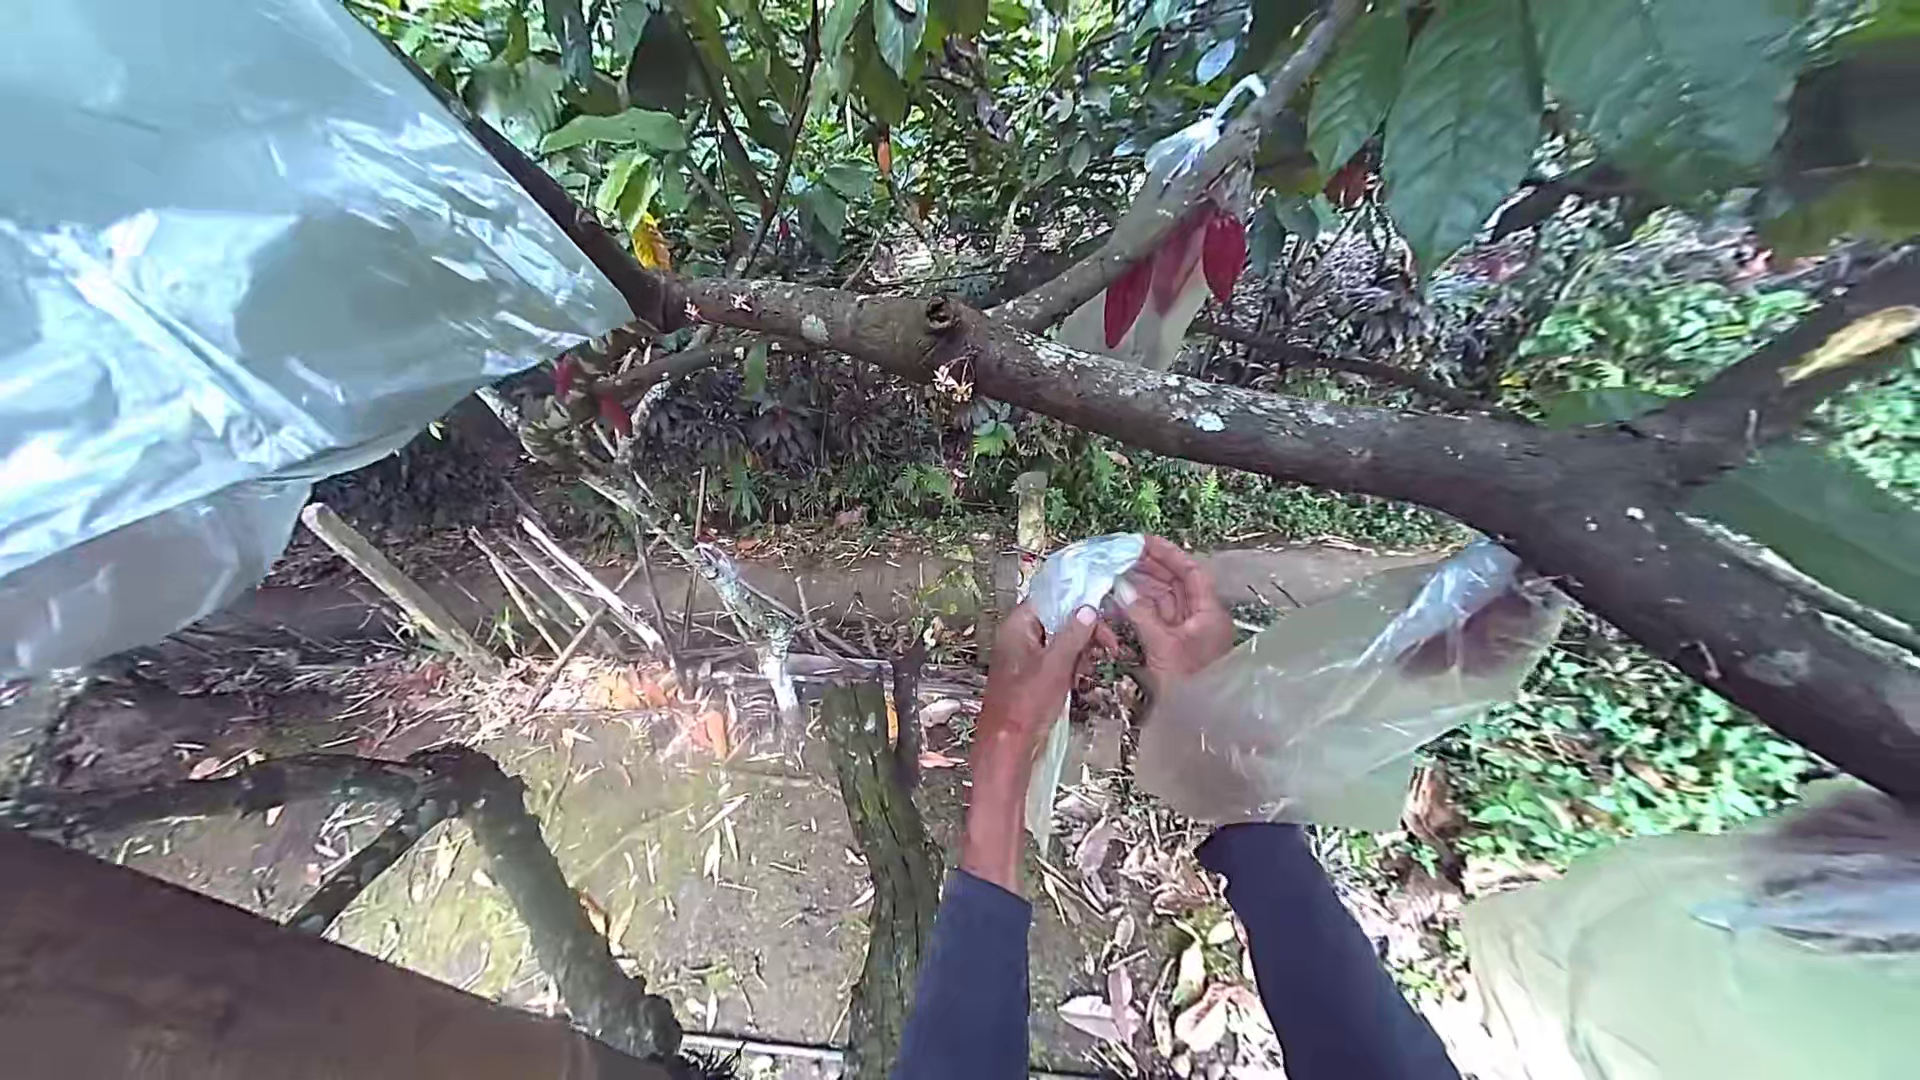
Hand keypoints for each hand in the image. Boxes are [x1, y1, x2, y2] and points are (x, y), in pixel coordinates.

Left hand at [961, 601, 1100, 891]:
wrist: (1009, 746)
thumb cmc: (1027, 703)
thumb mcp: (1055, 665)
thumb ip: (1072, 635)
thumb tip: (1088, 608)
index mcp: (1017, 627)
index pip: (1048, 599)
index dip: (1075, 602)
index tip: (1101, 611)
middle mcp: (1019, 637)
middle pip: (1057, 619)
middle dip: (1084, 631)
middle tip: (1109, 644)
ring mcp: (1026, 657)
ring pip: (1061, 641)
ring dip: (1081, 650)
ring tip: (1092, 666)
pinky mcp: (1034, 676)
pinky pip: (1058, 660)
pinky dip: (1073, 665)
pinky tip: (1083, 678)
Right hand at [1119, 535, 1234, 689]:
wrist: (1197, 725)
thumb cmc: (1188, 685)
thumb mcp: (1163, 646)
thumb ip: (1141, 614)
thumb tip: (1121, 587)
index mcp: (1209, 613)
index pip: (1190, 572)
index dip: (1168, 554)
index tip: (1143, 542)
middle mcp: (1199, 618)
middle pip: (1175, 583)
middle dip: (1149, 568)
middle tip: (1122, 555)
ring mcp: (1185, 632)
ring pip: (1162, 600)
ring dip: (1139, 586)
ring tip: (1115, 573)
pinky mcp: (1171, 646)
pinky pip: (1153, 618)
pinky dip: (1136, 608)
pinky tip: (1118, 600)